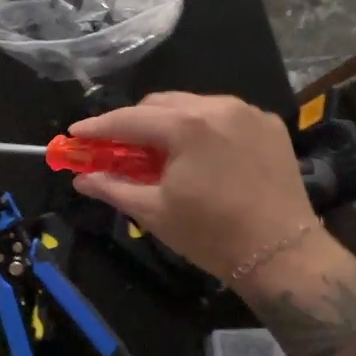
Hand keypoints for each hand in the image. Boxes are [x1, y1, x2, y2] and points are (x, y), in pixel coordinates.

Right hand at [68, 93, 314, 278]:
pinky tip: (196, 156)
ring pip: (192, 106)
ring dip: (167, 124)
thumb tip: (81, 179)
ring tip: (156, 154)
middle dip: (132, 123)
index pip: (129, 119)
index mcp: (187, 126)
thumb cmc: (209, 234)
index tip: (75, 134)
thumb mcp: (152, 211)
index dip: (97, 127)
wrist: (280, 252)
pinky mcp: (269, 126)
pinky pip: (223, 117)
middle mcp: (218, 107)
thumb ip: (112, 187)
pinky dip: (200, 129)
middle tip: (114, 149)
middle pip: (160, 104)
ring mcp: (248, 113)